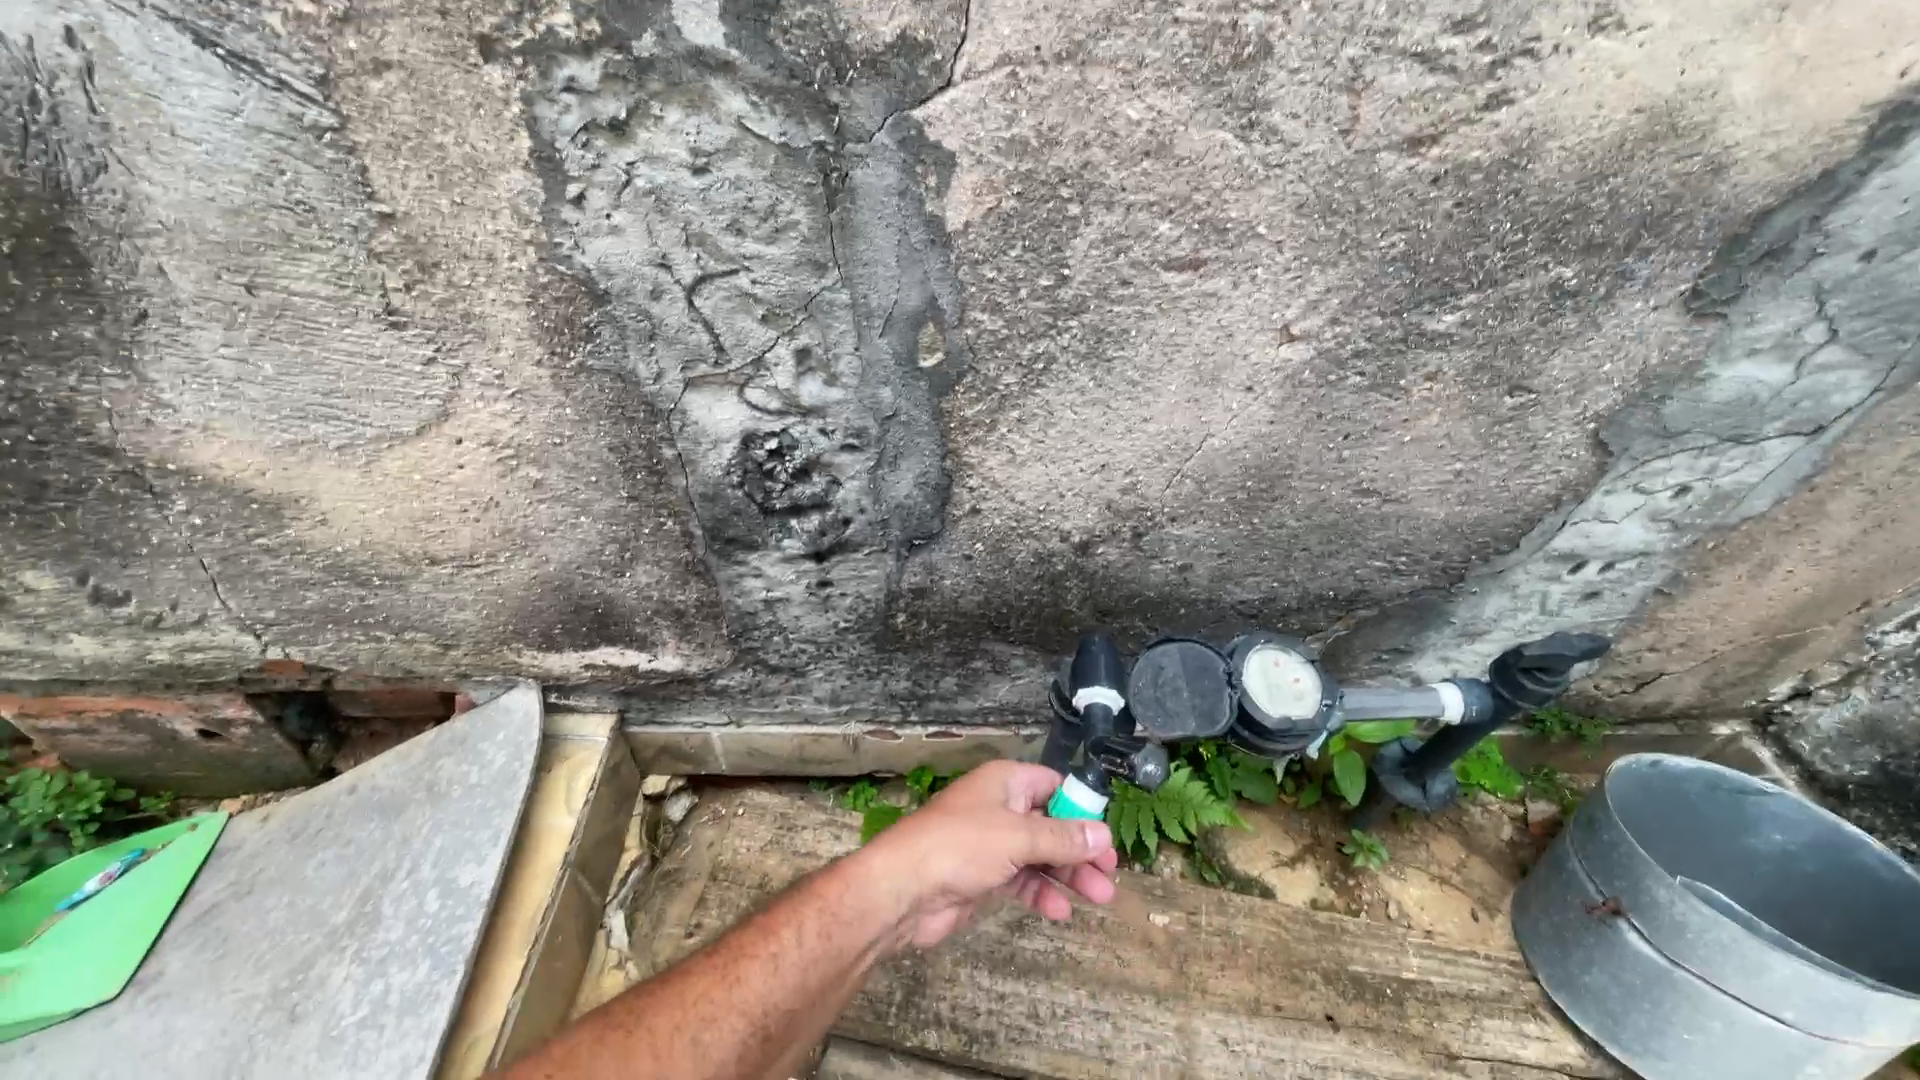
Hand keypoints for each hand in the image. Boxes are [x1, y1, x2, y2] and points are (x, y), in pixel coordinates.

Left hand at [855, 760, 1118, 949]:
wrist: (904, 889)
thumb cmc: (960, 846)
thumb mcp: (1018, 836)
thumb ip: (1063, 837)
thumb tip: (1103, 834)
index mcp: (1005, 782)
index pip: (1052, 786)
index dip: (1080, 808)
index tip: (1106, 834)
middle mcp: (999, 807)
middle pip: (1050, 824)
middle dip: (1080, 849)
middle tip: (1110, 875)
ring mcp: (990, 843)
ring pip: (1039, 855)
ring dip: (1067, 875)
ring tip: (1099, 898)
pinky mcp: (982, 875)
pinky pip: (1020, 880)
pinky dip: (1040, 893)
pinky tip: (1059, 911)